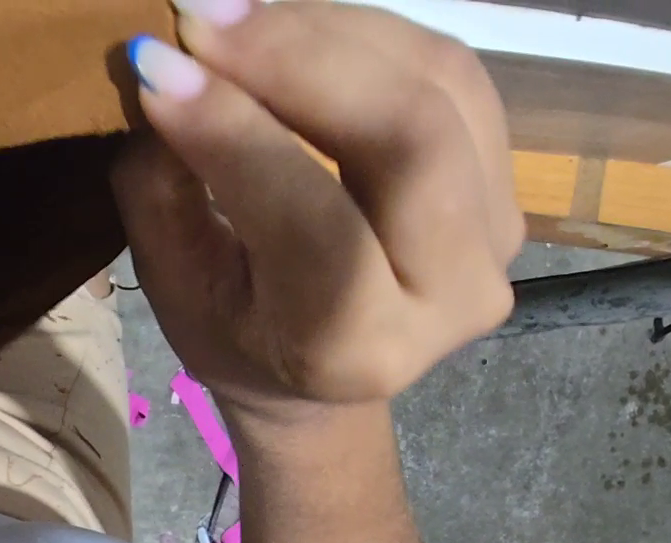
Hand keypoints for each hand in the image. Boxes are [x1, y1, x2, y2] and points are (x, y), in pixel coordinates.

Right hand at [112, 0, 522, 418]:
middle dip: (296, 57)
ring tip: (235, 15)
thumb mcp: (178, 293)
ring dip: (327, 32)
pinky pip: (454, 77)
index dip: (230, 131)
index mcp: (352, 347)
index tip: (157, 66)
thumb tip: (164, 80)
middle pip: (402, 133)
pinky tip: (295, 27)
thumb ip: (165, 199)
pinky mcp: (513, 184)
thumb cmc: (232, 345)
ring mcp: (500, 236)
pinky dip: (368, 36)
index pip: (303, 216)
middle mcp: (451, 296)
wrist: (316, 378)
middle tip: (202, 15)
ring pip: (437, 86)